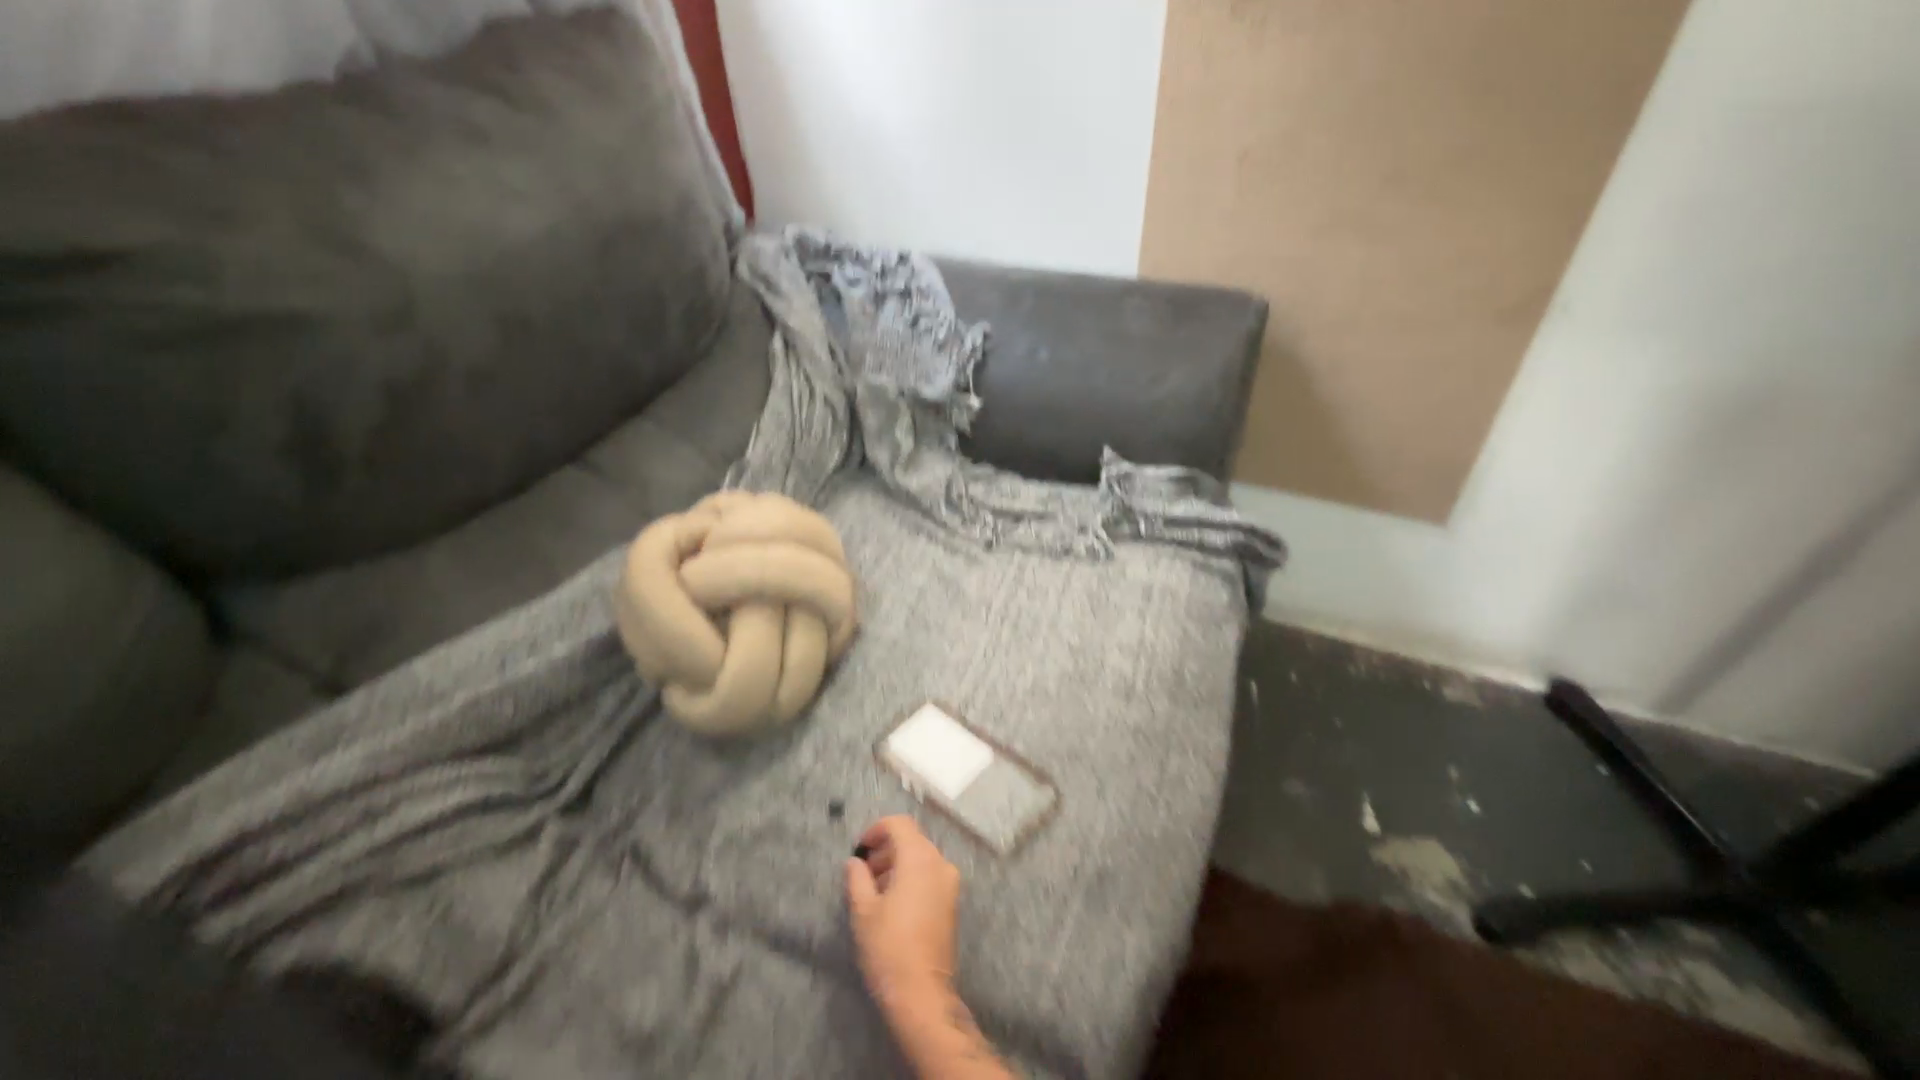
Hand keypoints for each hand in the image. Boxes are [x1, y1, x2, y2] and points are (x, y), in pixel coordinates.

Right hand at [845, 816, 960, 1006]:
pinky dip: (911, 878)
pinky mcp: (952, 903)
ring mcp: (950, 884)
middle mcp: (940, 864)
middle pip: (912, 840)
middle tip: (863, 872)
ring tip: (874, 889)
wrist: (921, 991)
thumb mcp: (863, 910)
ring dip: (897, 864)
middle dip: (885, 849)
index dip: (876, 830)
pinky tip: (892, 902)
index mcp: (920, 859)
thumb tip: (855, 862)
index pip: (900, 825)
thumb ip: (857, 878)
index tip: (859, 850)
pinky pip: (930, 876)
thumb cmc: (888, 946)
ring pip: (921, 858)